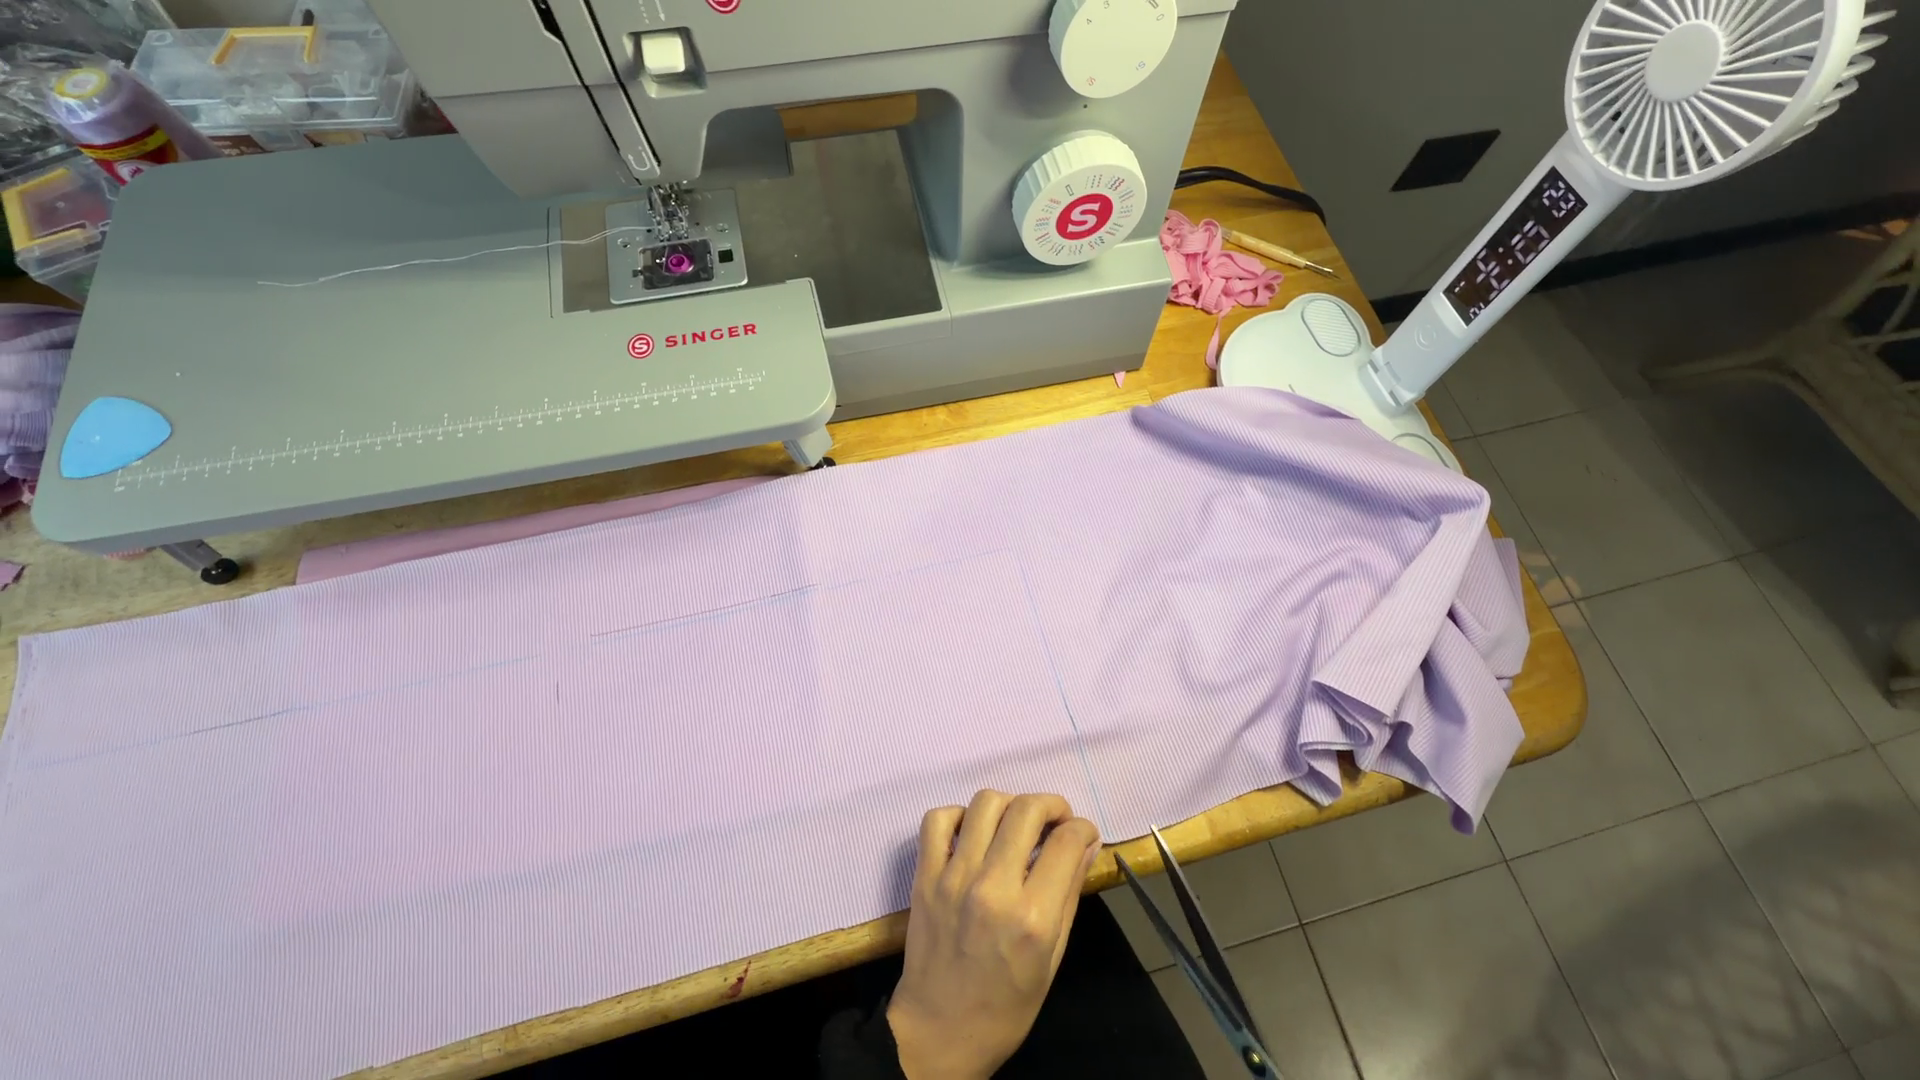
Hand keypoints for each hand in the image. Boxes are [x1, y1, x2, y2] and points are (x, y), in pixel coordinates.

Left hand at [886, 790, 1101, 1079]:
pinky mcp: (924, 875)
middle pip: (1028, 810)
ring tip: (1016, 824)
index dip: (1083, 828)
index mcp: (1033, 916)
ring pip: (986, 802)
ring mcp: (953, 877)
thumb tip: (1085, 845)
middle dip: (1052, 805)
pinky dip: (959, 815)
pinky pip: (937, 819)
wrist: (940, 1030)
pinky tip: (973, 833)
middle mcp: (993, 887)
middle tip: (1056, 820)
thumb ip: (1069, 895)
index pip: (1067, 841)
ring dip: (1010, 804)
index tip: (1083, 833)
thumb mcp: (1052, 959)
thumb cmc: (1007, 1005)